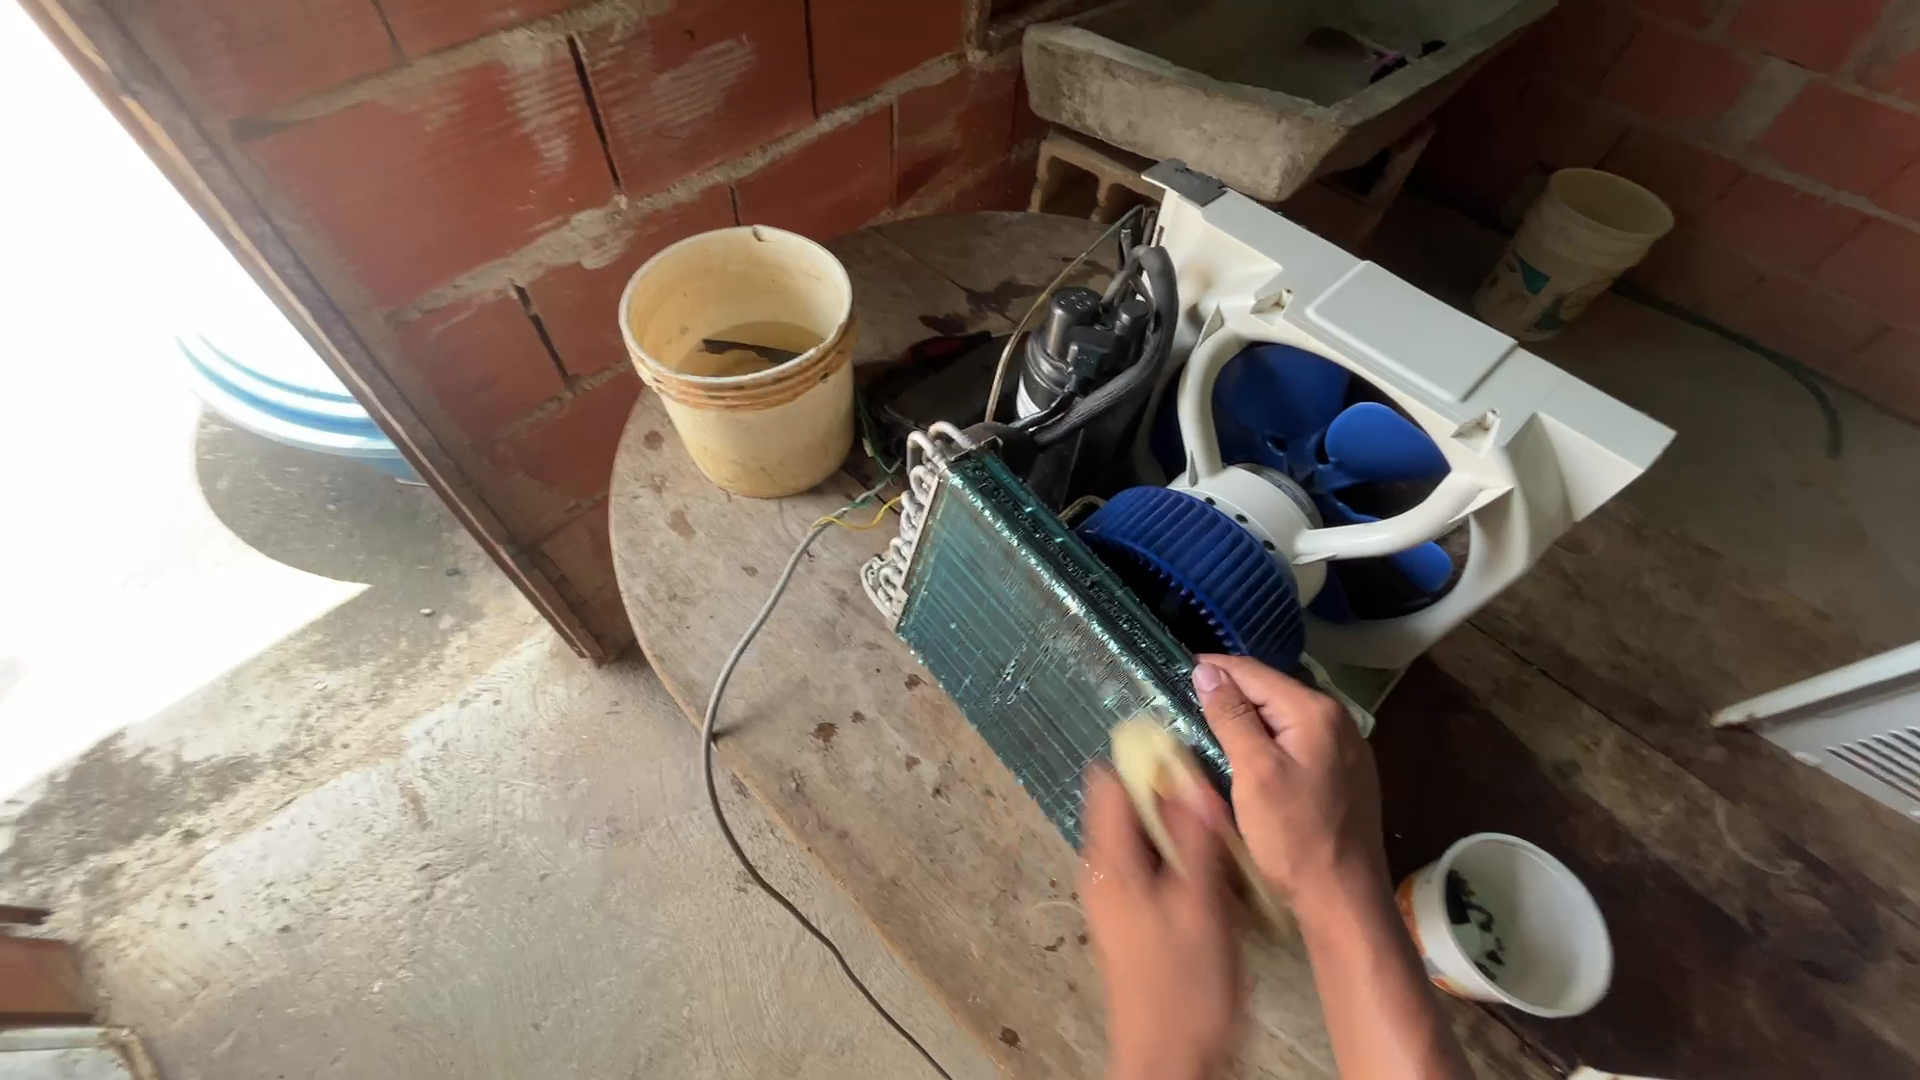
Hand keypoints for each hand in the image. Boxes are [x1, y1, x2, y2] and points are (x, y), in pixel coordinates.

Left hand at [1080, 767, 1241, 1079]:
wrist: (1167, 1057)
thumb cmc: (1184, 985)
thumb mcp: (1199, 903)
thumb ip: (1194, 837)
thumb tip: (1188, 779)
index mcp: (1109, 858)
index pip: (1109, 781)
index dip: (1144, 762)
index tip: (1183, 758)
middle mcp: (1101, 868)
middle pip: (1126, 807)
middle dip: (1166, 797)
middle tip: (1211, 801)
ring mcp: (1113, 893)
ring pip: (1142, 836)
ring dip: (1176, 830)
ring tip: (1217, 837)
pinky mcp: (1129, 914)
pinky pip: (1149, 865)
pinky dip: (1175, 859)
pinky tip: (1211, 875)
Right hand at [1192, 655, 1385, 907]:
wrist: (1344, 901)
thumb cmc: (1294, 837)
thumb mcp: (1254, 772)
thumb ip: (1231, 716)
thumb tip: (1206, 670)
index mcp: (1315, 712)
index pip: (1253, 671)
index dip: (1212, 668)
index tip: (1174, 671)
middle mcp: (1337, 718)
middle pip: (1269, 689)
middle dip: (1227, 690)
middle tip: (1183, 699)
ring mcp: (1344, 745)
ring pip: (1281, 712)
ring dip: (1245, 713)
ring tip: (1204, 722)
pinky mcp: (1342, 769)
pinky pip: (1295, 735)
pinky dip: (1266, 734)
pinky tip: (1243, 750)